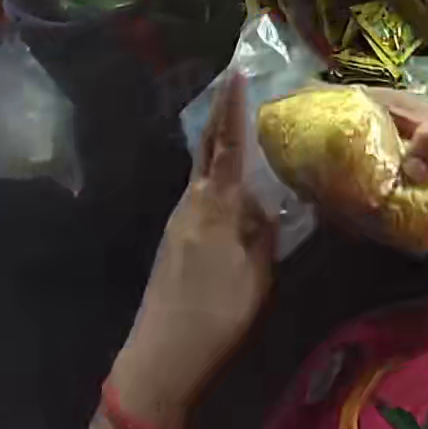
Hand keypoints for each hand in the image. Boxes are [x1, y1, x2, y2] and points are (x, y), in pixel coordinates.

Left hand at [109, 74, 274, 428]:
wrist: (160, 354)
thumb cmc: (216, 314)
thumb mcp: (256, 276)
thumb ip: (263, 233)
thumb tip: (268, 203)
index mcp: (215, 205)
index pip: (227, 145)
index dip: (233, 108)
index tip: (236, 74)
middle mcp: (192, 200)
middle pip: (206, 145)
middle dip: (218, 112)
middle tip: (230, 83)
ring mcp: (179, 216)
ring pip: (202, 168)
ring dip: (218, 143)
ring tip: (240, 129)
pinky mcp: (175, 233)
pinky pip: (199, 190)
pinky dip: (215, 175)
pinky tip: (231, 186)